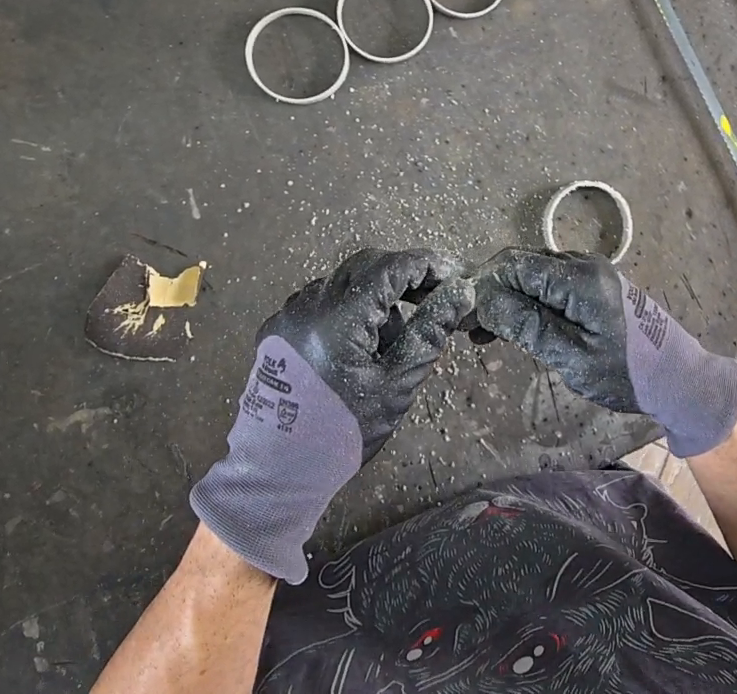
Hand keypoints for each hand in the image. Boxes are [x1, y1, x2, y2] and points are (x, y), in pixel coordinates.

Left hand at [191, 249, 470, 582]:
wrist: (276, 471)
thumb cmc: (344, 432)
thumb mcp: (397, 383)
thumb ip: (430, 331)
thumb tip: (460, 293)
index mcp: (340, 316)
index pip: (391, 267)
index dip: (427, 265)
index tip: (454, 276)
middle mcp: (309, 303)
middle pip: (366, 266)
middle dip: (403, 277)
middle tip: (433, 299)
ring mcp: (288, 313)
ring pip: (344, 282)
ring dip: (376, 296)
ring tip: (392, 341)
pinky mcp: (277, 328)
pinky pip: (321, 302)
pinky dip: (348, 310)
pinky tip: (358, 347)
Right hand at [474, 248, 736, 456]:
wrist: (680, 380)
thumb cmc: (627, 373)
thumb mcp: (572, 357)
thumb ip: (528, 325)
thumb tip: (483, 298)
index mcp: (578, 278)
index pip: (513, 264)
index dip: (483, 286)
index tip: (464, 317)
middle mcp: (583, 264)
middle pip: (522, 265)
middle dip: (492, 292)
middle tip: (471, 330)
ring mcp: (591, 273)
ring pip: (533, 275)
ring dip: (508, 299)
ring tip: (486, 334)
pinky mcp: (595, 287)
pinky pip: (551, 285)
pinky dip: (529, 303)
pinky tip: (515, 328)